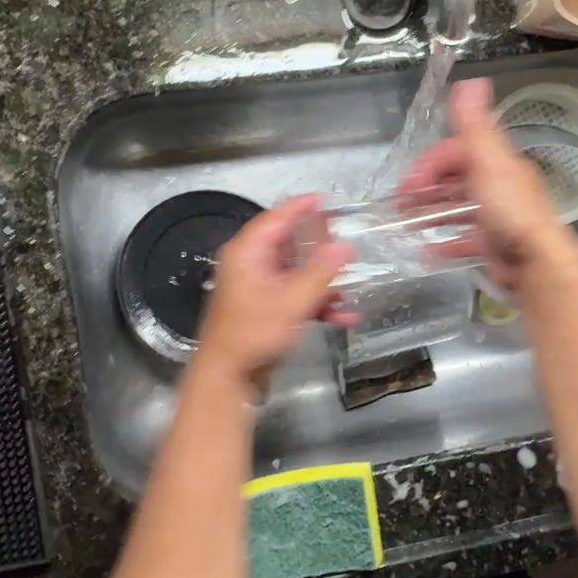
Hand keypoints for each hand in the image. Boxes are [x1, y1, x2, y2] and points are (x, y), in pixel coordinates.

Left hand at [195, 195, 352, 381]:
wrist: (227, 377)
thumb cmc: (251, 335)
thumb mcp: (291, 302)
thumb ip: (320, 273)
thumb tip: (344, 246)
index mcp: (248, 253)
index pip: (277, 217)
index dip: (302, 206)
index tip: (326, 199)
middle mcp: (251, 264)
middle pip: (290, 244)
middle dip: (321, 250)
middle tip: (345, 245)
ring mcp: (258, 287)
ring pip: (297, 272)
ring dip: (324, 282)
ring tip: (350, 288)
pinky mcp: (265, 308)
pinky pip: (295, 295)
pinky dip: (316, 302)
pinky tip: (342, 315)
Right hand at [399, 78, 577, 292]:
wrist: (537, 263)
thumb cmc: (511, 211)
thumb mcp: (490, 162)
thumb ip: (475, 126)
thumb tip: (472, 81)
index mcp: (498, 162)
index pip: (455, 151)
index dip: (429, 163)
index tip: (409, 184)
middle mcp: (499, 185)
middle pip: (455, 178)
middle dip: (426, 186)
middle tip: (400, 203)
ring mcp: (497, 216)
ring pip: (458, 207)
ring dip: (431, 211)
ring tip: (406, 223)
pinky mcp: (494, 245)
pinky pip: (465, 239)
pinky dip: (445, 242)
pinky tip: (428, 249)